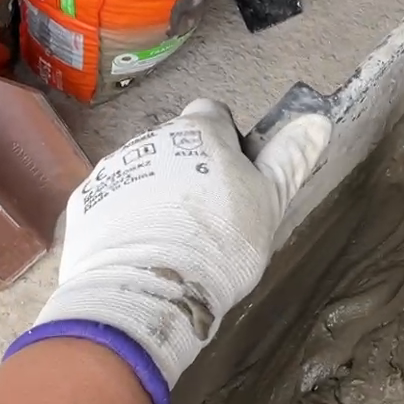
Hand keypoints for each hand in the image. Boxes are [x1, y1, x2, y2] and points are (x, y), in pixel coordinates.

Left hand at [10, 100, 331, 403]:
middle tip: (208, 216)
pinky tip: (144, 249)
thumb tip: (318, 120)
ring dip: (157, 191)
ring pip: (144, 171)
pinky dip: (128, 216)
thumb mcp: (269, 201)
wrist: (150, 290)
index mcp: (199, 131)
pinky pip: (114, 200)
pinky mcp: (86, 202)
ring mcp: (113, 168)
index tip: (234, 177)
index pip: (214, 113)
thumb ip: (290, 159)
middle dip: (189, 168)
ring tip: (174, 238)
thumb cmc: (221, 241)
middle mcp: (151, 137)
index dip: (227, 141)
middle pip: (176, 143)